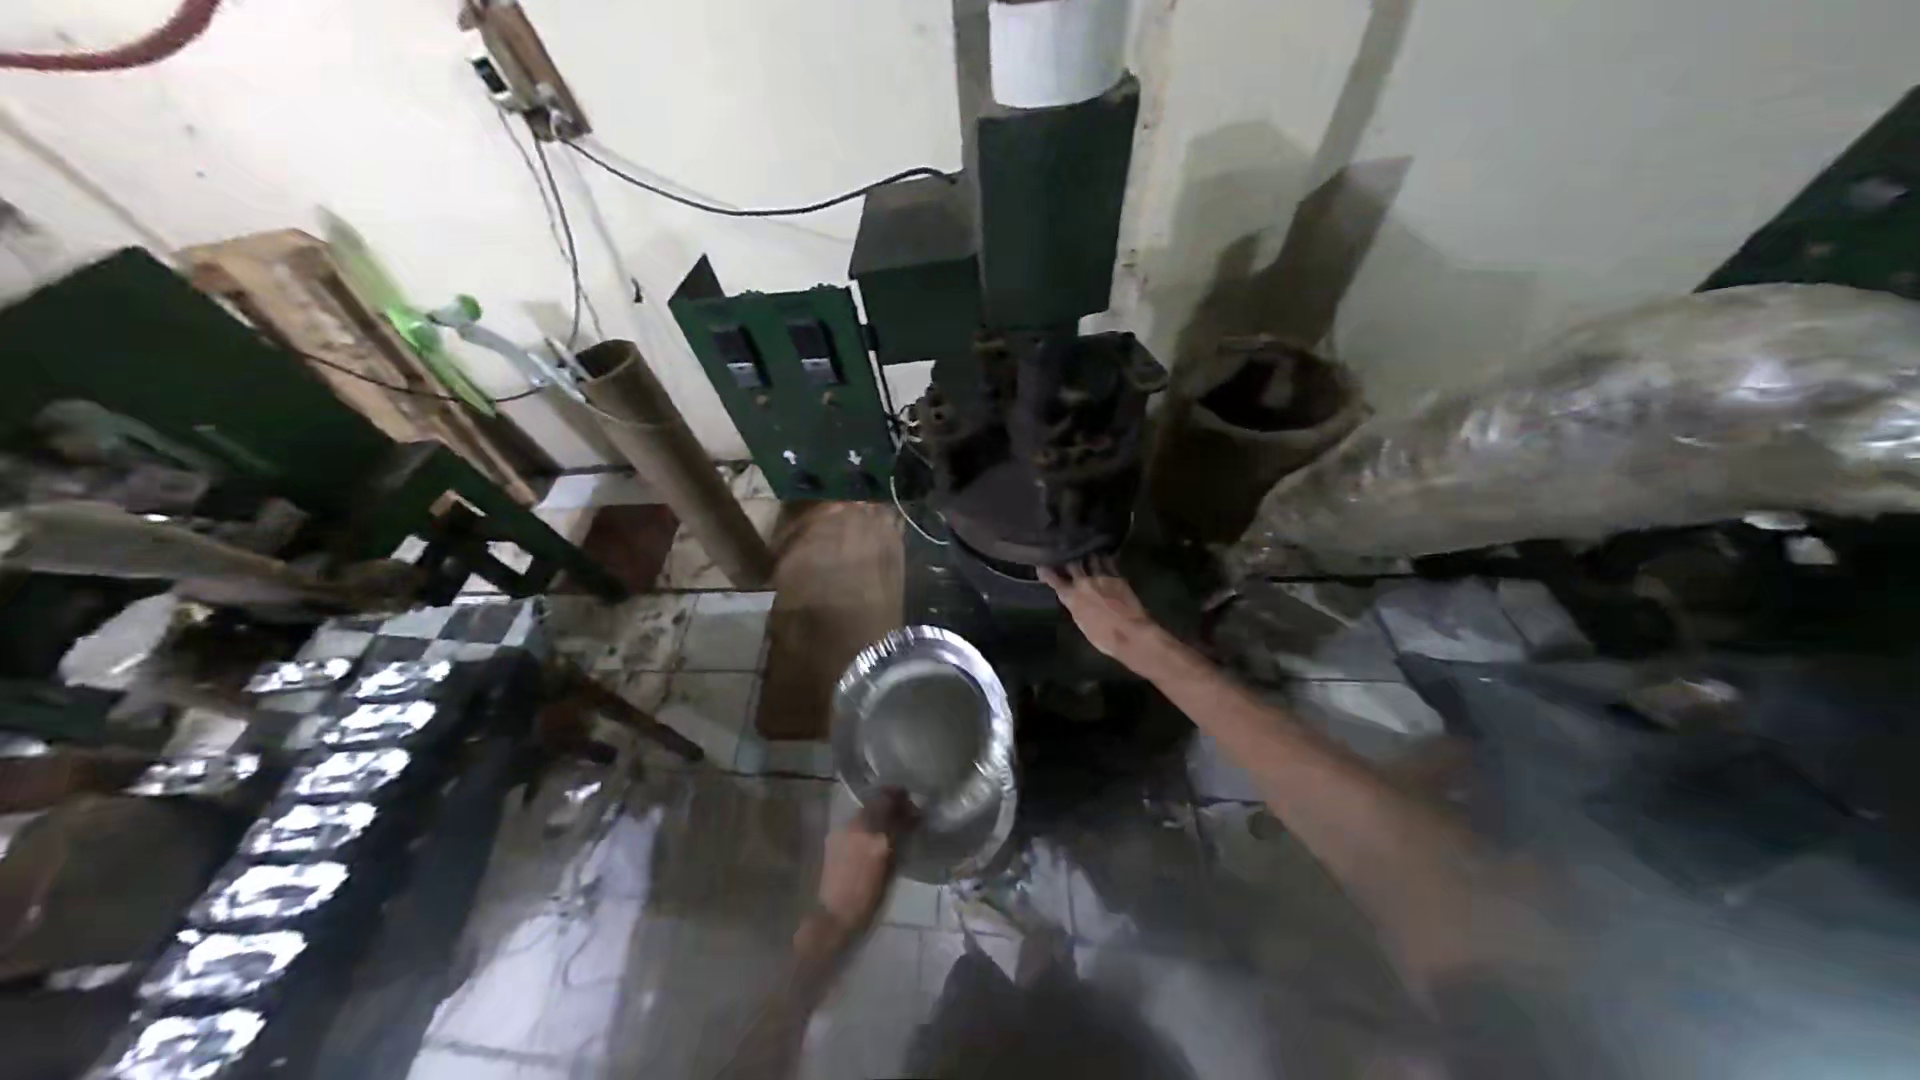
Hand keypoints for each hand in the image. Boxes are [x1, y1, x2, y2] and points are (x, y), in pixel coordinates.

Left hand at [813, 788, 916, 945]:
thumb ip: (900, 838)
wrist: (834, 913)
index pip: (892, 804)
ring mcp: (844, 829)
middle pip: (877, 801)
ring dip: (876, 810)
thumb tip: (911, 819)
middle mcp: (859, 827)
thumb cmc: (869, 898)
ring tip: (884, 822)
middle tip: (900, 810)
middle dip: (890, 801)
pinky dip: (864, 821)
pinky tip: (867, 833)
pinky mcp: (833, 836)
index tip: (911, 804)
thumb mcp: (892, 868)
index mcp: (878, 837)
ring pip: (864, 809)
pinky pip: (853, 820)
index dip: (902, 799)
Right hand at [1039, 556, 1171, 670]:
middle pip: (1072, 563)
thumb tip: (1074, 599)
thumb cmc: (1104, 637)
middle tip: (1065, 553)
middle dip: (1067, 558)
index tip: (1042, 566)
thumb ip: (1076, 607)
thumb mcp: (1082, 624)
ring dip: (1086, 555)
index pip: (1053, 579)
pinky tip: (1103, 554)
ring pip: (1090, 558)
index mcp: (1071, 597)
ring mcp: (1101, 577)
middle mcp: (1083, 583)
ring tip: (1085, 550)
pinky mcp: (1117, 576)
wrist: (1131, 632)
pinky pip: (1108, 561)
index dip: (1046, 571)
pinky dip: (1103, 557)